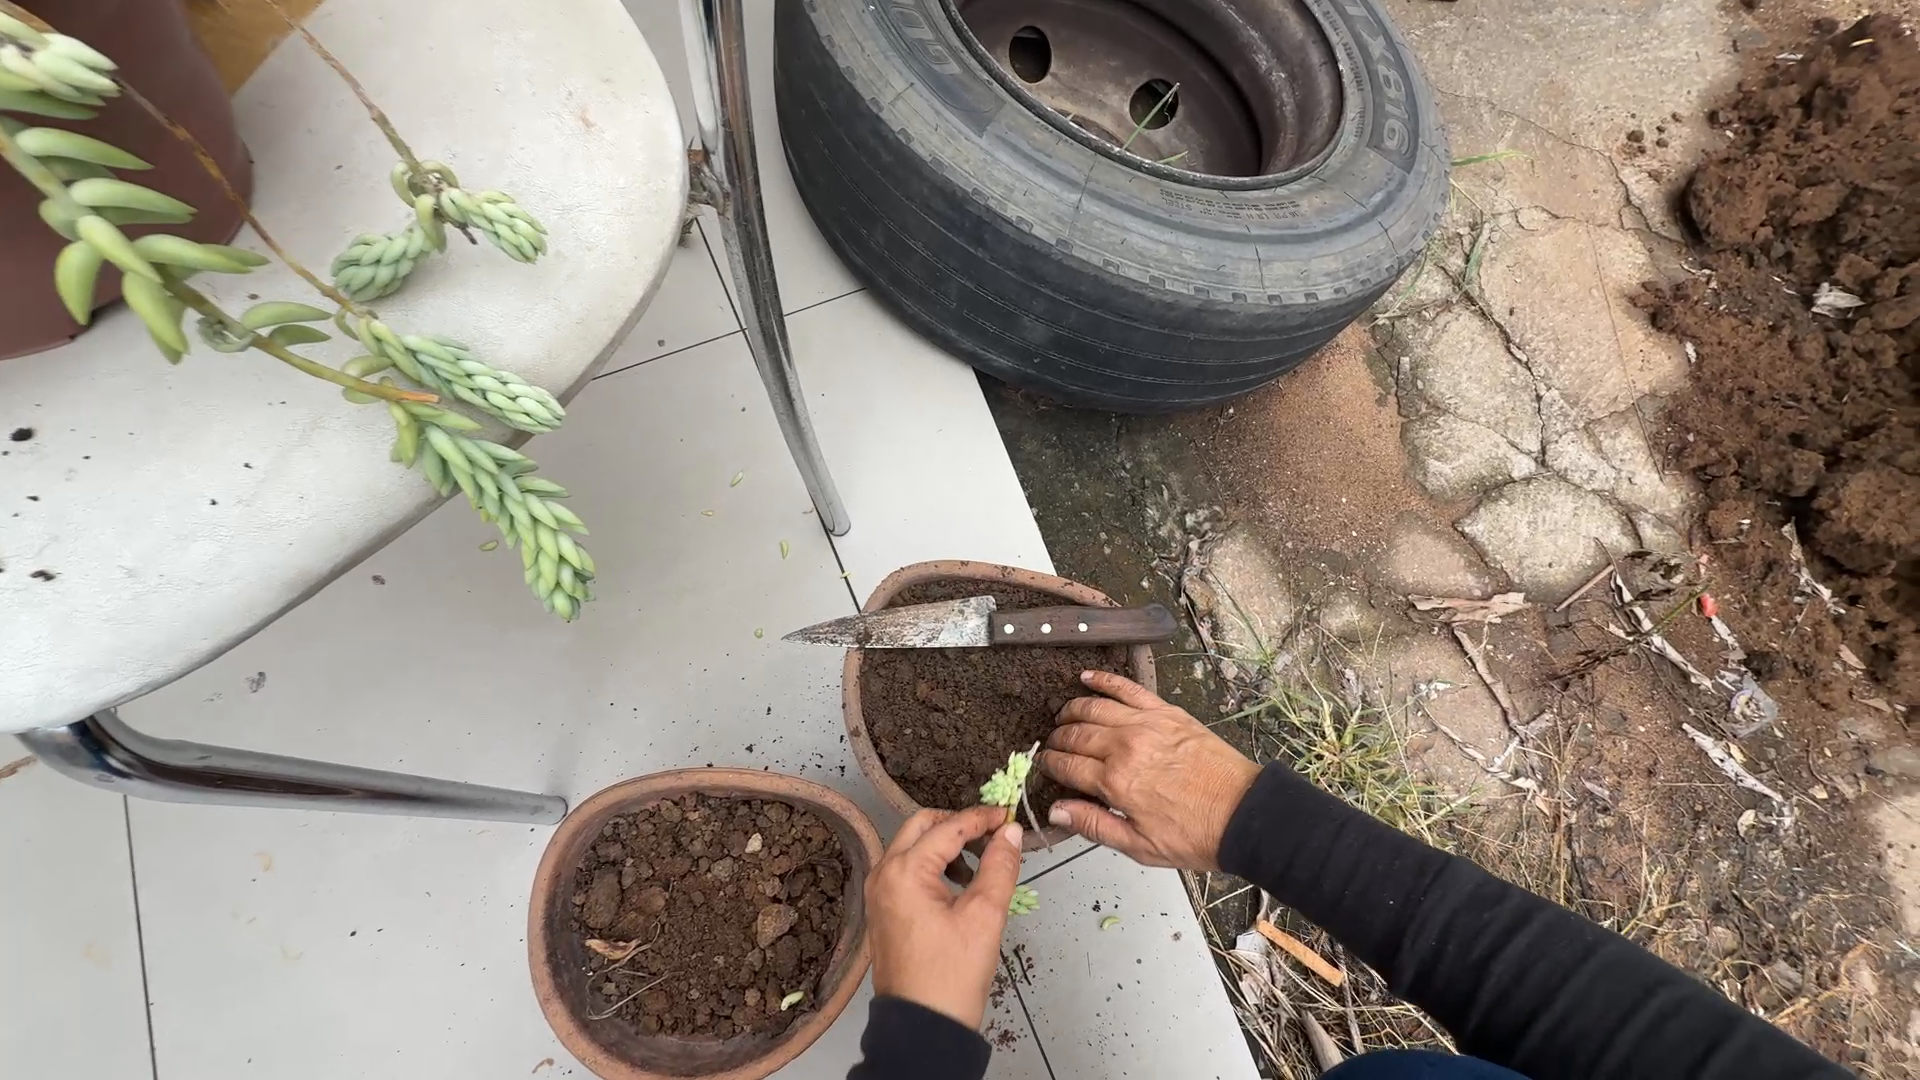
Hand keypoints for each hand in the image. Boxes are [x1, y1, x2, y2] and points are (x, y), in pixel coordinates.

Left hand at [865, 804, 1023, 1028]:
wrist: (922, 1031)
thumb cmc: (952, 975)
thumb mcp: (985, 917)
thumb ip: (1000, 866)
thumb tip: (1010, 832)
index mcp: (905, 871)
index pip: (948, 827)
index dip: (981, 818)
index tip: (1007, 816)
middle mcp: (884, 872)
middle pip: (922, 825)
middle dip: (958, 824)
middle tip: (991, 834)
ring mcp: (879, 890)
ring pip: (913, 845)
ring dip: (945, 844)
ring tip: (979, 863)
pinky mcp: (883, 907)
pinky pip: (907, 868)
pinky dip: (932, 864)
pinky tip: (959, 884)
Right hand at [1039, 670, 1260, 870]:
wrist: (1244, 814)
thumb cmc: (1194, 835)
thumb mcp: (1140, 846)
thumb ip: (1094, 825)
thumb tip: (1055, 812)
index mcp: (1116, 782)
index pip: (1067, 766)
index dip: (1050, 765)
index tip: (1044, 766)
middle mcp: (1124, 746)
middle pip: (1076, 734)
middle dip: (1057, 739)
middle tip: (1052, 745)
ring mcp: (1145, 724)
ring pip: (1093, 707)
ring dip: (1072, 710)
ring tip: (1063, 717)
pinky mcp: (1165, 711)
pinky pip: (1126, 688)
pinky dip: (1103, 680)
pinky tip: (1086, 678)